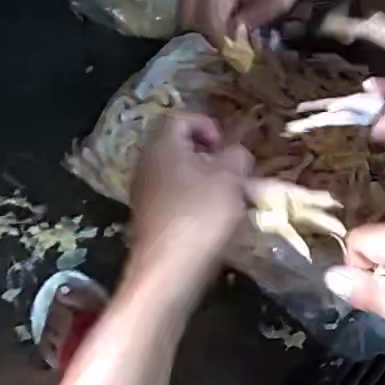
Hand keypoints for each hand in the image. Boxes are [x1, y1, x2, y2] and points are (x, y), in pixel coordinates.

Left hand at [127, 113, 255, 283]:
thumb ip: (237, 156)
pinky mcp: (152, 214)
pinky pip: (178, 195)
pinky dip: (199, 200)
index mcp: (163, 146)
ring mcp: (147, 190)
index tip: (228, 149)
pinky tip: (215, 219)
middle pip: (182, 146)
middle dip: (213, 157)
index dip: (210, 126)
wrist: (171, 266)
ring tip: (231, 198)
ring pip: (182, 172)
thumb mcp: (232, 177)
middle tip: (235, 174)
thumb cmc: (202, 213)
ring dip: (209, 180)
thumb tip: (235, 155)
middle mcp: (148, 163)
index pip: (183, 118)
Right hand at [179, 0, 306, 47]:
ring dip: (200, 23)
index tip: (232, 56)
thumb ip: (253, 20)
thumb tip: (235, 39)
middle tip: (224, 49)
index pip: (208, 20)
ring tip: (222, 35)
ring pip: (184, 3)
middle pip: (187, 14)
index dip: (218, 42)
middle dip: (204, 35)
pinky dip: (200, 8)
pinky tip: (219, 17)